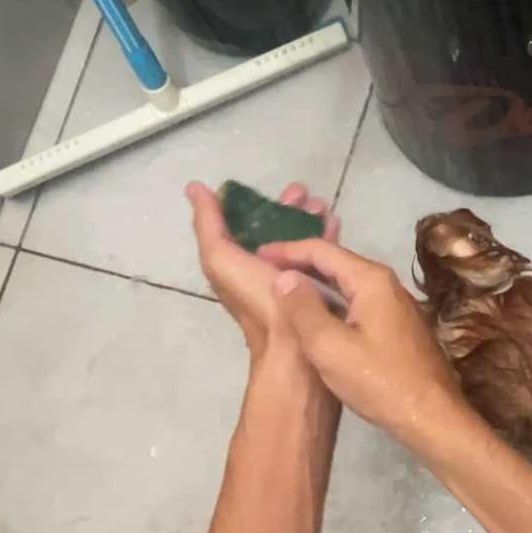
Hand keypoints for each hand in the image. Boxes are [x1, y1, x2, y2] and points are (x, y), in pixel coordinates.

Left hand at [185, 181, 341, 364]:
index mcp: (239, 262)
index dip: (259, 202)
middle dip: (291, 209)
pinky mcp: (317, 291)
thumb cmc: (256, 300)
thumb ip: (208, 224)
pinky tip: (336, 225)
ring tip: (324, 205)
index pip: (247, 224)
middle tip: (307, 192)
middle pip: (277, 230)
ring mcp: (293, 281)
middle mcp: (264, 270)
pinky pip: (322, 258)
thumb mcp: (220, 258)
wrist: (293, 345)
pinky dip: (328, 240)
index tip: (268, 187)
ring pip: (301, 241)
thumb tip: (195, 188)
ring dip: (311, 221)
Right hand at [261, 239, 471, 446]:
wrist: (433, 417)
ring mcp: (398, 307)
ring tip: (285, 294)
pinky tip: (318, 320)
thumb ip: (303, 309)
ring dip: (317, 287)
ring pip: (349, 287)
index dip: (286, 250)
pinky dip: (335, 306)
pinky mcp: (400, 328)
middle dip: (300, 265)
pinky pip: (360, 305)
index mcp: (371, 280)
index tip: (256, 254)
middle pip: (337, 264)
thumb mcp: (330, 348)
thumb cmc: (380, 383)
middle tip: (265, 272)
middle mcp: (388, 285)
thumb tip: (285, 277)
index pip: (321, 250)